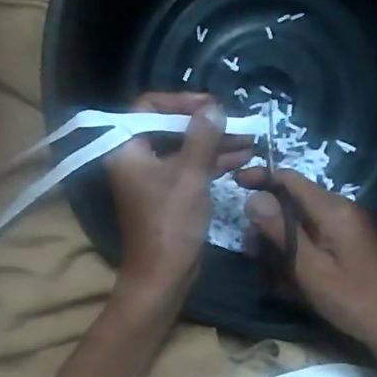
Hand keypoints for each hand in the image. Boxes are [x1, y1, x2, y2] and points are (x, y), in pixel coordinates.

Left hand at [106, 93, 251, 298]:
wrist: (163, 274)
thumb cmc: (171, 221)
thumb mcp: (191, 174)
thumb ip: (202, 136)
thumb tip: (214, 108)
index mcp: (127, 148)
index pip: (148, 107)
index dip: (181, 101)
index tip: (212, 104)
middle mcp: (134, 159)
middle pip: (170, 127)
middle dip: (206, 124)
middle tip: (238, 121)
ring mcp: (151, 178)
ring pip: (183, 149)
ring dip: (215, 143)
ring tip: (250, 138)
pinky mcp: (167, 195)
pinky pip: (188, 168)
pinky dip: (211, 162)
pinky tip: (242, 157)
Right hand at [238, 167, 376, 356]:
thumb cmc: (352, 300)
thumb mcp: (310, 268)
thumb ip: (281, 231)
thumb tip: (254, 197)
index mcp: (333, 211)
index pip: (291, 179)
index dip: (261, 177)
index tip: (235, 184)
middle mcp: (341, 210)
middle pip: (293, 200)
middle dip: (266, 219)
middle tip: (249, 249)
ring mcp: (347, 227)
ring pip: (301, 219)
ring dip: (278, 237)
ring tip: (266, 266)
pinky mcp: (348, 243)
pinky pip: (313, 234)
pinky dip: (295, 247)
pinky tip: (287, 272)